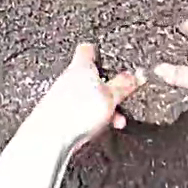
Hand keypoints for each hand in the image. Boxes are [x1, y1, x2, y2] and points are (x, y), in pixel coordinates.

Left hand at [20, 43, 140, 154]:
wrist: (49, 136)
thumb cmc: (76, 112)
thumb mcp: (111, 97)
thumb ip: (124, 85)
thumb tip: (137, 74)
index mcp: (81, 67)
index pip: (87, 50)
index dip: (97, 52)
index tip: (105, 55)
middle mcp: (68, 79)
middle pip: (90, 77)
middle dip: (106, 89)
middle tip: (119, 99)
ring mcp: (61, 97)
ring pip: (86, 97)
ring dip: (101, 107)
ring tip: (114, 120)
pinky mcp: (58, 114)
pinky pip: (78, 112)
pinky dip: (90, 118)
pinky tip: (96, 129)